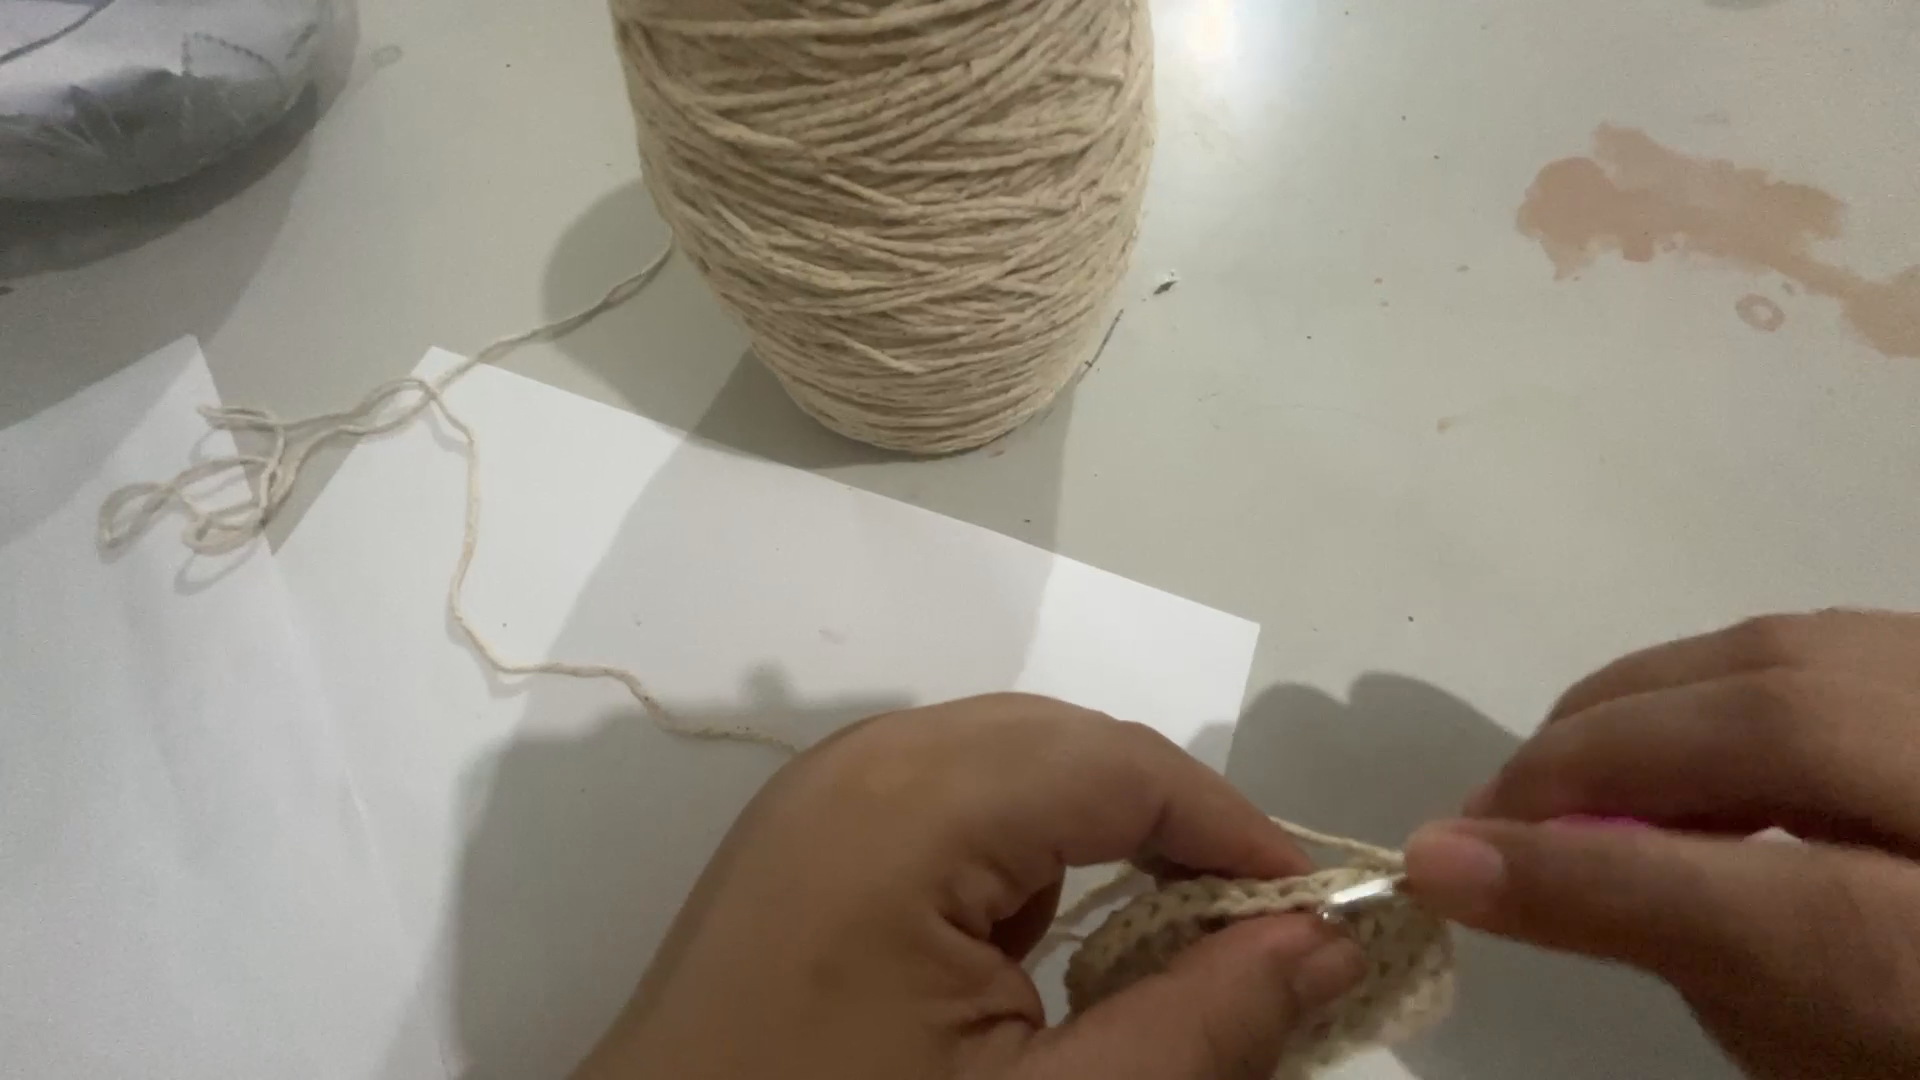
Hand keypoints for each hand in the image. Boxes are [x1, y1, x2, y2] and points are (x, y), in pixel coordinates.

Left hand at [574, 694, 1367, 1079]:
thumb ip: (1199, 1028)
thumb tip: (1321, 945)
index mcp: (912, 803)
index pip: (1115, 763)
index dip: (1230, 825)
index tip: (1314, 904)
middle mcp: (867, 757)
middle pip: (1063, 743)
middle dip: (1164, 820)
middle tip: (1244, 920)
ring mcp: (830, 780)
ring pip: (1009, 758)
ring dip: (1090, 830)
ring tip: (1148, 932)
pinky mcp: (816, 817)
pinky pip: (951, 789)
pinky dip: (1017, 843)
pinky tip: (1026, 935)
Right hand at [1403, 610, 1919, 1077]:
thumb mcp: (1831, 1064)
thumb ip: (1683, 957)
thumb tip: (1500, 860)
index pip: (1796, 916)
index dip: (1588, 877)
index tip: (1433, 863)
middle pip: (1782, 732)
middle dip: (1589, 765)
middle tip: (1494, 813)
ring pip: (1780, 653)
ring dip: (1622, 711)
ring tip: (1560, 771)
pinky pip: (1803, 635)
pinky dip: (1688, 681)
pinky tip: (1650, 734)